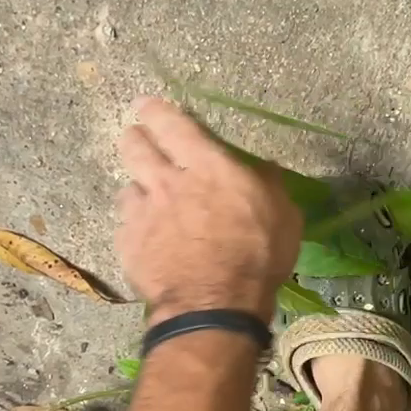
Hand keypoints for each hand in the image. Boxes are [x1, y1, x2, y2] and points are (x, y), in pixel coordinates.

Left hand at [115, 96, 299, 323]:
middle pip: (134, 145)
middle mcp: (167, 181)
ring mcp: (141, 212)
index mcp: (208, 167)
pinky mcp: (127, 242)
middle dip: (136, 138)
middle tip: (143, 141)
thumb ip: (269, 186)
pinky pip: (127, 223)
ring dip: (139, 187)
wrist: (215, 303)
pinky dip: (138, 225)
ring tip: (151, 198)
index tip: (150, 107)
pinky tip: (152, 238)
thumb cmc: (258, 255)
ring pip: (128, 185)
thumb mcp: (284, 215)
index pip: (170, 123)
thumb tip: (264, 167)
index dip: (157, 111)